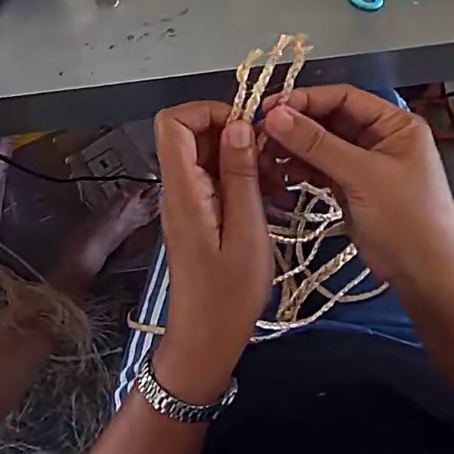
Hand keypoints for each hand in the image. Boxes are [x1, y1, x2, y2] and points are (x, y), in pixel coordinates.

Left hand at [150, 101, 271, 403]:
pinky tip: (271, 196)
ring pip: (208, 156)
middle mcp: (177, 189)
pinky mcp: (198, 215)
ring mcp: (187, 202)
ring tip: (279, 181)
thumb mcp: (247, 231)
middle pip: (193, 134)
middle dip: (235, 133)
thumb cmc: (229, 295)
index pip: (174, 122)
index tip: (249, 127)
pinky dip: (243, 179)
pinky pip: (215, 179)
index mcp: (183, 189)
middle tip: (274, 156)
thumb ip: (240, 175)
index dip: (209, 111)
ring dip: (244, 158)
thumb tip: (239, 125)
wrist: (205, 341)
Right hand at [260, 86, 453, 298]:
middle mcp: (380, 138)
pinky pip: (321, 168)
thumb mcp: (362, 176)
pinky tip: (281, 173)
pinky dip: (301, 169)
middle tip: (261, 132)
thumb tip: (277, 115)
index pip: (345, 97)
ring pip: (322, 145)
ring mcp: (365, 164)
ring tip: (265, 155)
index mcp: (395, 124)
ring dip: (294, 148)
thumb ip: (318, 144)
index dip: (306, 99)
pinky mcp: (352, 188)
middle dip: (296, 125)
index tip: (271, 107)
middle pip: (330, 120)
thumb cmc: (408, 221)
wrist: (424, 275)